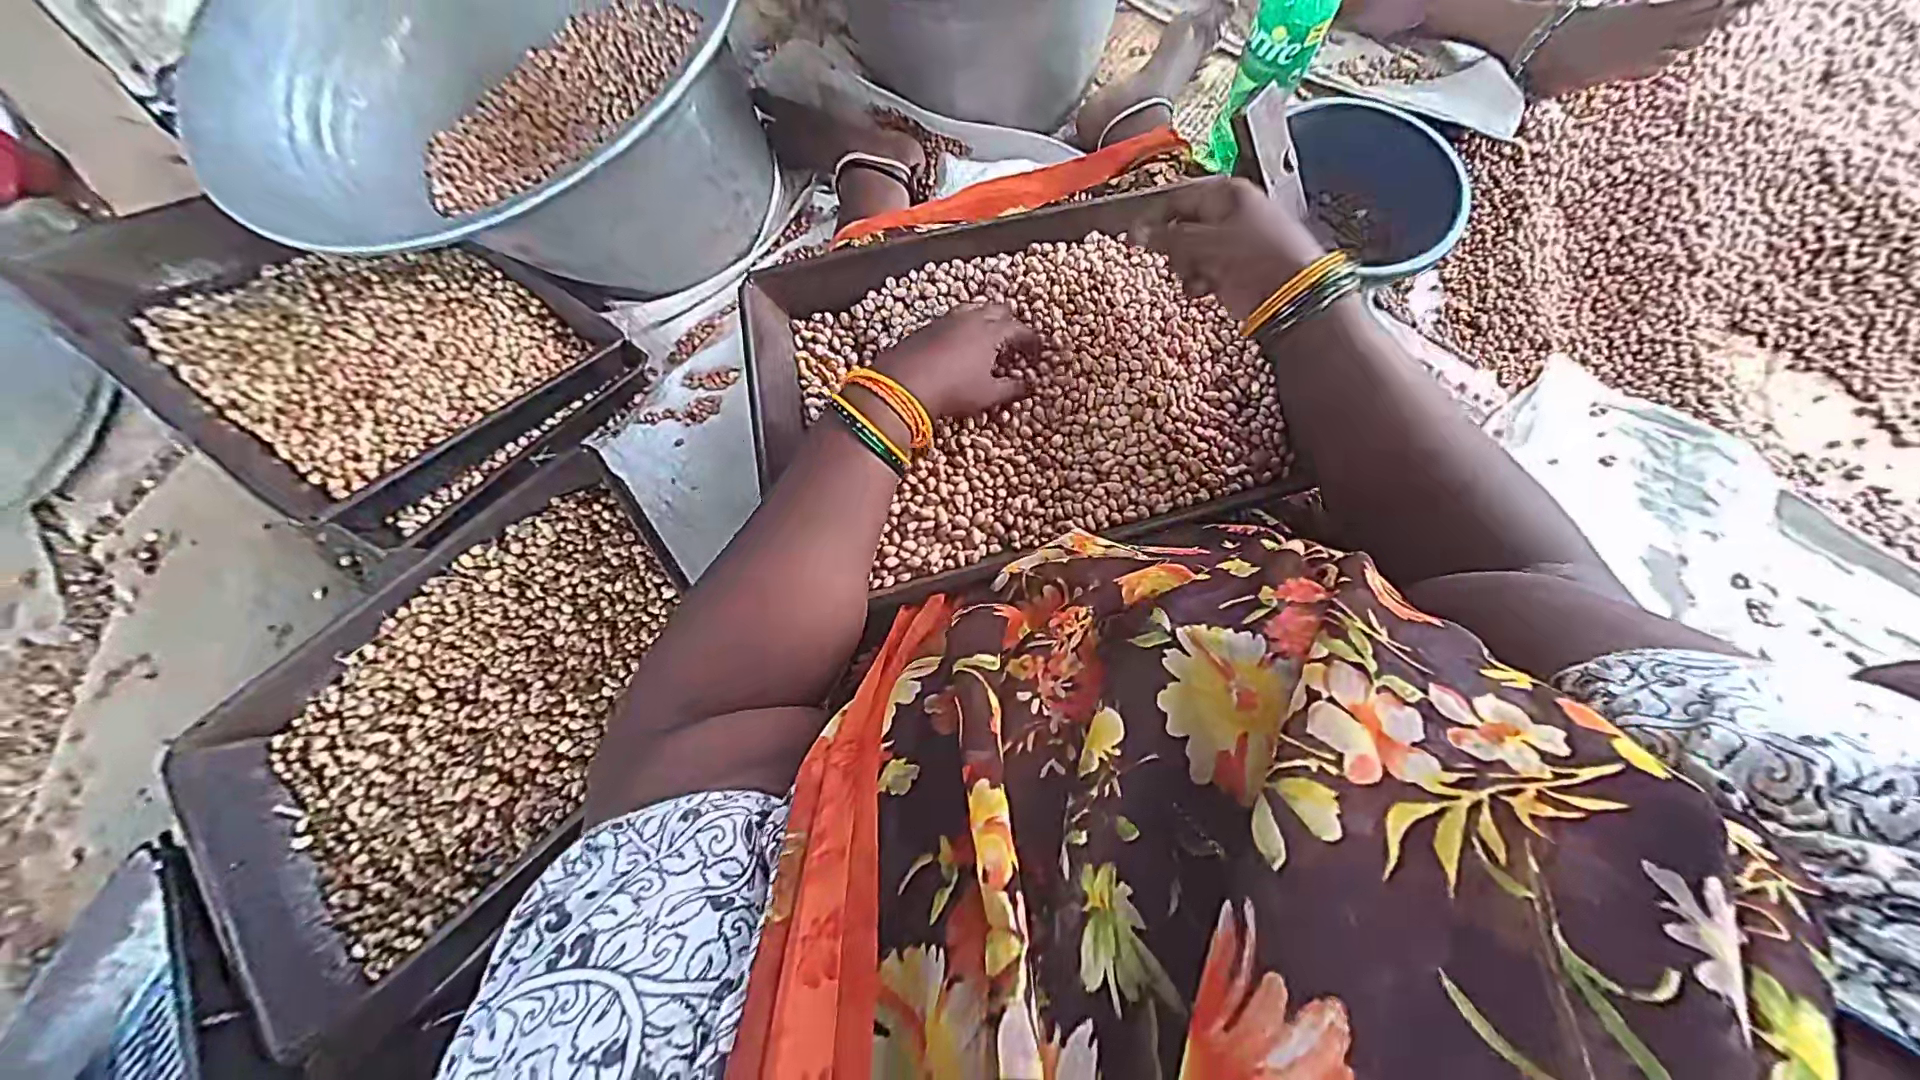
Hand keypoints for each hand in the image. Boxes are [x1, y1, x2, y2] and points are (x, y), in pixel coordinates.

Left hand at [870, 303, 1034, 418]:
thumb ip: (1011, 388)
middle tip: (1014, 340)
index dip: (1031, 340)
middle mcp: (971, 318)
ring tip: (988, 335)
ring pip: (973, 309)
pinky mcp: (927, 327)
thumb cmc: (952, 389)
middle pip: (997, 310)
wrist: (904, 384)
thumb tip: (1029, 386)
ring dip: (985, 319)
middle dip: (1009, 322)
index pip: (1019, 330)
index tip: (1037, 351)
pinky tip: (960, 342)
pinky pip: (953, 319)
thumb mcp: (987, 394)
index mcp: (991, 332)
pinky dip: (964, 326)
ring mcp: (947, 320)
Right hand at [1133, 177, 1326, 320]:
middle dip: (1173, 250)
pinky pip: (1201, 271)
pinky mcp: (1231, 268)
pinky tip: (1203, 288)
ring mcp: (1230, 242)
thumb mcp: (1205, 243)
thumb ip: (1167, 238)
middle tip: (1175, 263)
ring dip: (1184, 269)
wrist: (1290, 294)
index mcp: (1225, 194)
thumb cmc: (1254, 258)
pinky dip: (1197, 282)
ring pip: (1188, 253)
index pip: (1176, 199)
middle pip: (1180, 228)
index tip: (1133, 240)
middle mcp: (1228, 214)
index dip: (1153, 219)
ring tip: (1195, 278)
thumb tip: (1136, 234)